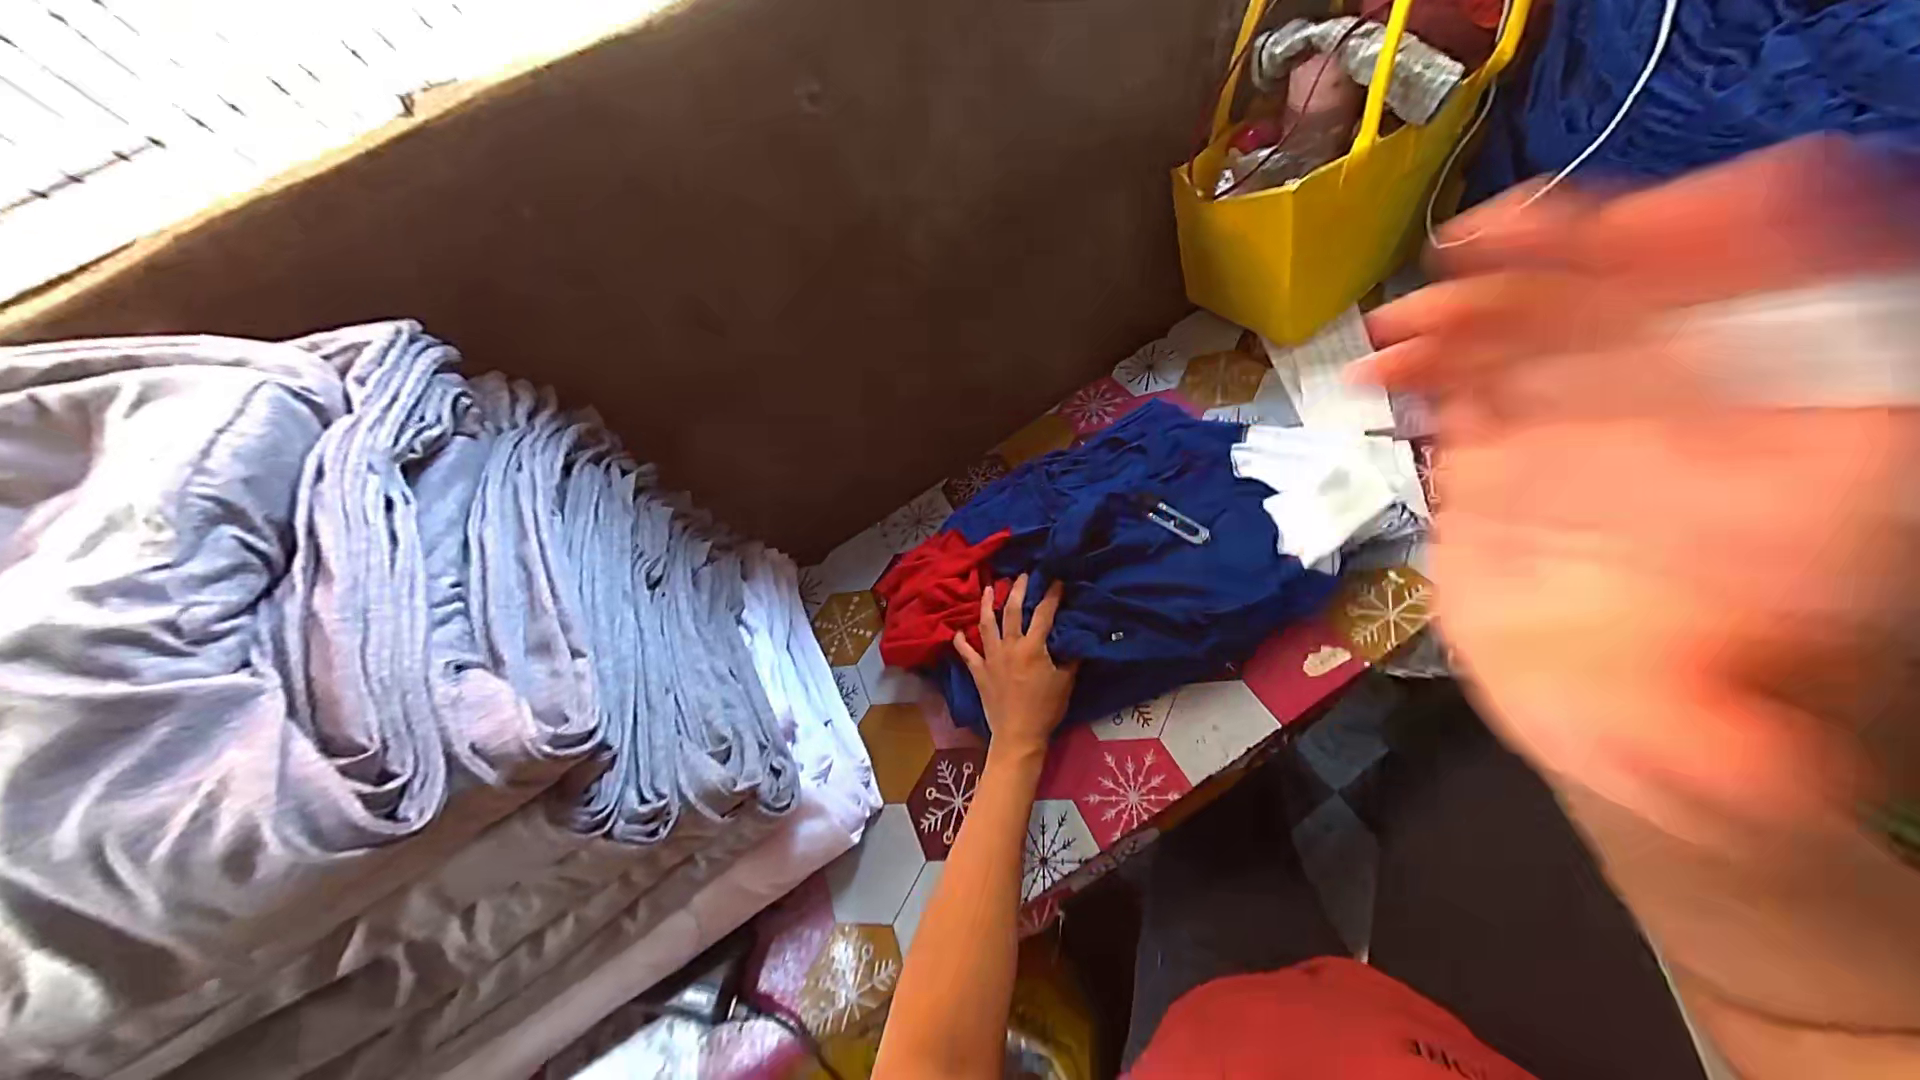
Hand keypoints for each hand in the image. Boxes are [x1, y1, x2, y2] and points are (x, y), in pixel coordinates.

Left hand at [954, 575, 1077, 757]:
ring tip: (988, 588)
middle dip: (1017, 589)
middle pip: (1011, 610)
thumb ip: (1070, 658)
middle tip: (1021, 576)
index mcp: (1032, 647)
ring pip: (986, 624)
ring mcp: (991, 657)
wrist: (1018, 735)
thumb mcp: (1065, 682)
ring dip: (986, 604)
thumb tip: (1075, 639)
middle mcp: (1009, 646)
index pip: (1043, 614)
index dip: (1051, 595)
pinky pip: (966, 653)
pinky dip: (961, 641)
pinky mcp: (978, 671)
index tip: (1056, 581)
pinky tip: (958, 632)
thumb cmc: (1046, 709)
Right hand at [1361, 138, 1919, 839]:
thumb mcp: (1720, 748)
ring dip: (1471, 307)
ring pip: (1533, 332)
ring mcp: (1578, 431)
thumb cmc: (1685, 722)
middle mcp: (1687, 417)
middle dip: (1561, 254)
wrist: (1605, 721)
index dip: (1745, 244)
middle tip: (1477, 244)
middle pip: (1635, 299)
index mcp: (1789, 452)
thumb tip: (1736, 771)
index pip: (1790, 306)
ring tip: (1404, 327)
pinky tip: (1378, 373)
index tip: (1665, 217)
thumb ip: (1727, 748)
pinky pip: (1463, 386)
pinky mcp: (1496, 455)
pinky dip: (1420, 366)